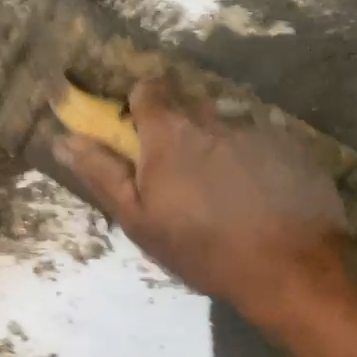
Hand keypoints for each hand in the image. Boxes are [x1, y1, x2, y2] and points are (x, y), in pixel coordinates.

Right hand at [53, 78, 347, 323]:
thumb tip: (63, 140)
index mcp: (170, 132)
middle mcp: (214, 118)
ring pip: (224, 124)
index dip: (139, 107)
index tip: (138, 138)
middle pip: (188, 104)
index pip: (149, 88)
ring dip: (214, 146)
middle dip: (176, 128)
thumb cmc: (200, 247)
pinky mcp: (293, 146)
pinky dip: (250, 160)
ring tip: (220, 193)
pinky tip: (255, 198)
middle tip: (176, 175)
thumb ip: (101, 173)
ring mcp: (259, 129)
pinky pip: (260, 141)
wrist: (288, 268)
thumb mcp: (138, 219)